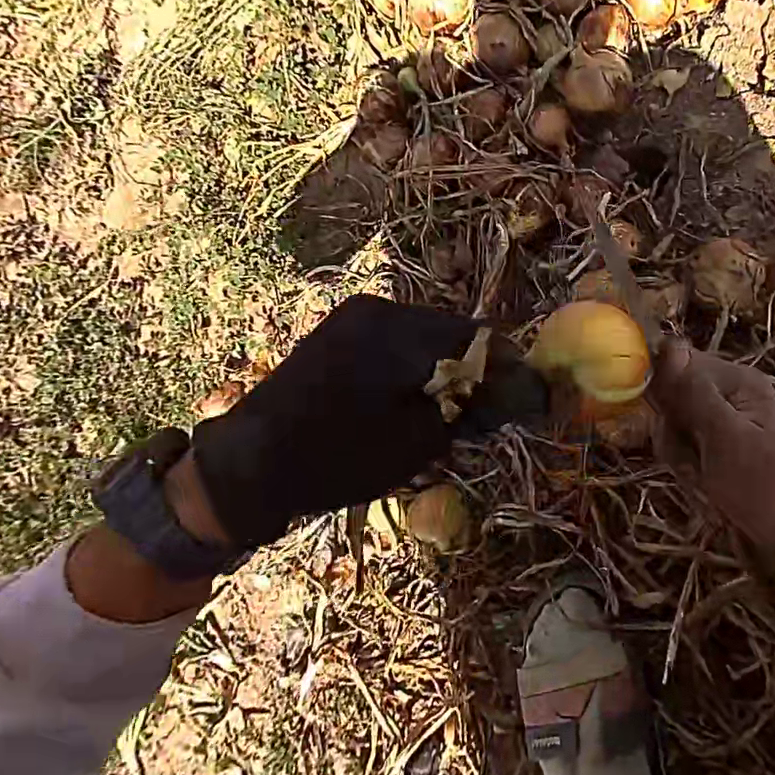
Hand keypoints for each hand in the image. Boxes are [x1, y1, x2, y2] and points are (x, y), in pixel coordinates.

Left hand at [190, 295, 544, 545]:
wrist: (248, 465)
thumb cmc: (337, 457)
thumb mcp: (417, 439)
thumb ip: (469, 404)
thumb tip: (517, 389)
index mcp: (397, 330)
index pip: (476, 339)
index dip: (507, 369)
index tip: (526, 398)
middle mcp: (378, 309)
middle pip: (453, 331)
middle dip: (478, 367)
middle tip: (492, 407)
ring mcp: (356, 316)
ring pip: (428, 334)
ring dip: (449, 365)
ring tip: (458, 405)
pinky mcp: (342, 330)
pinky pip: (399, 339)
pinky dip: (419, 364)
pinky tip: (421, 394)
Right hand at [650, 338, 774, 671]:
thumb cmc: (773, 488)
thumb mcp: (726, 437)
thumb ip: (692, 393)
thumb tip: (668, 344)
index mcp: (735, 382)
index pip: (676, 363)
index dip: (660, 389)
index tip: (662, 420)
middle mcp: (728, 399)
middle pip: (671, 403)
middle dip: (673, 438)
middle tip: (693, 463)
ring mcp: (726, 431)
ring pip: (675, 436)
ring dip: (683, 464)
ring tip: (708, 486)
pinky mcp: (723, 460)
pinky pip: (689, 460)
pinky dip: (694, 481)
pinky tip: (712, 499)